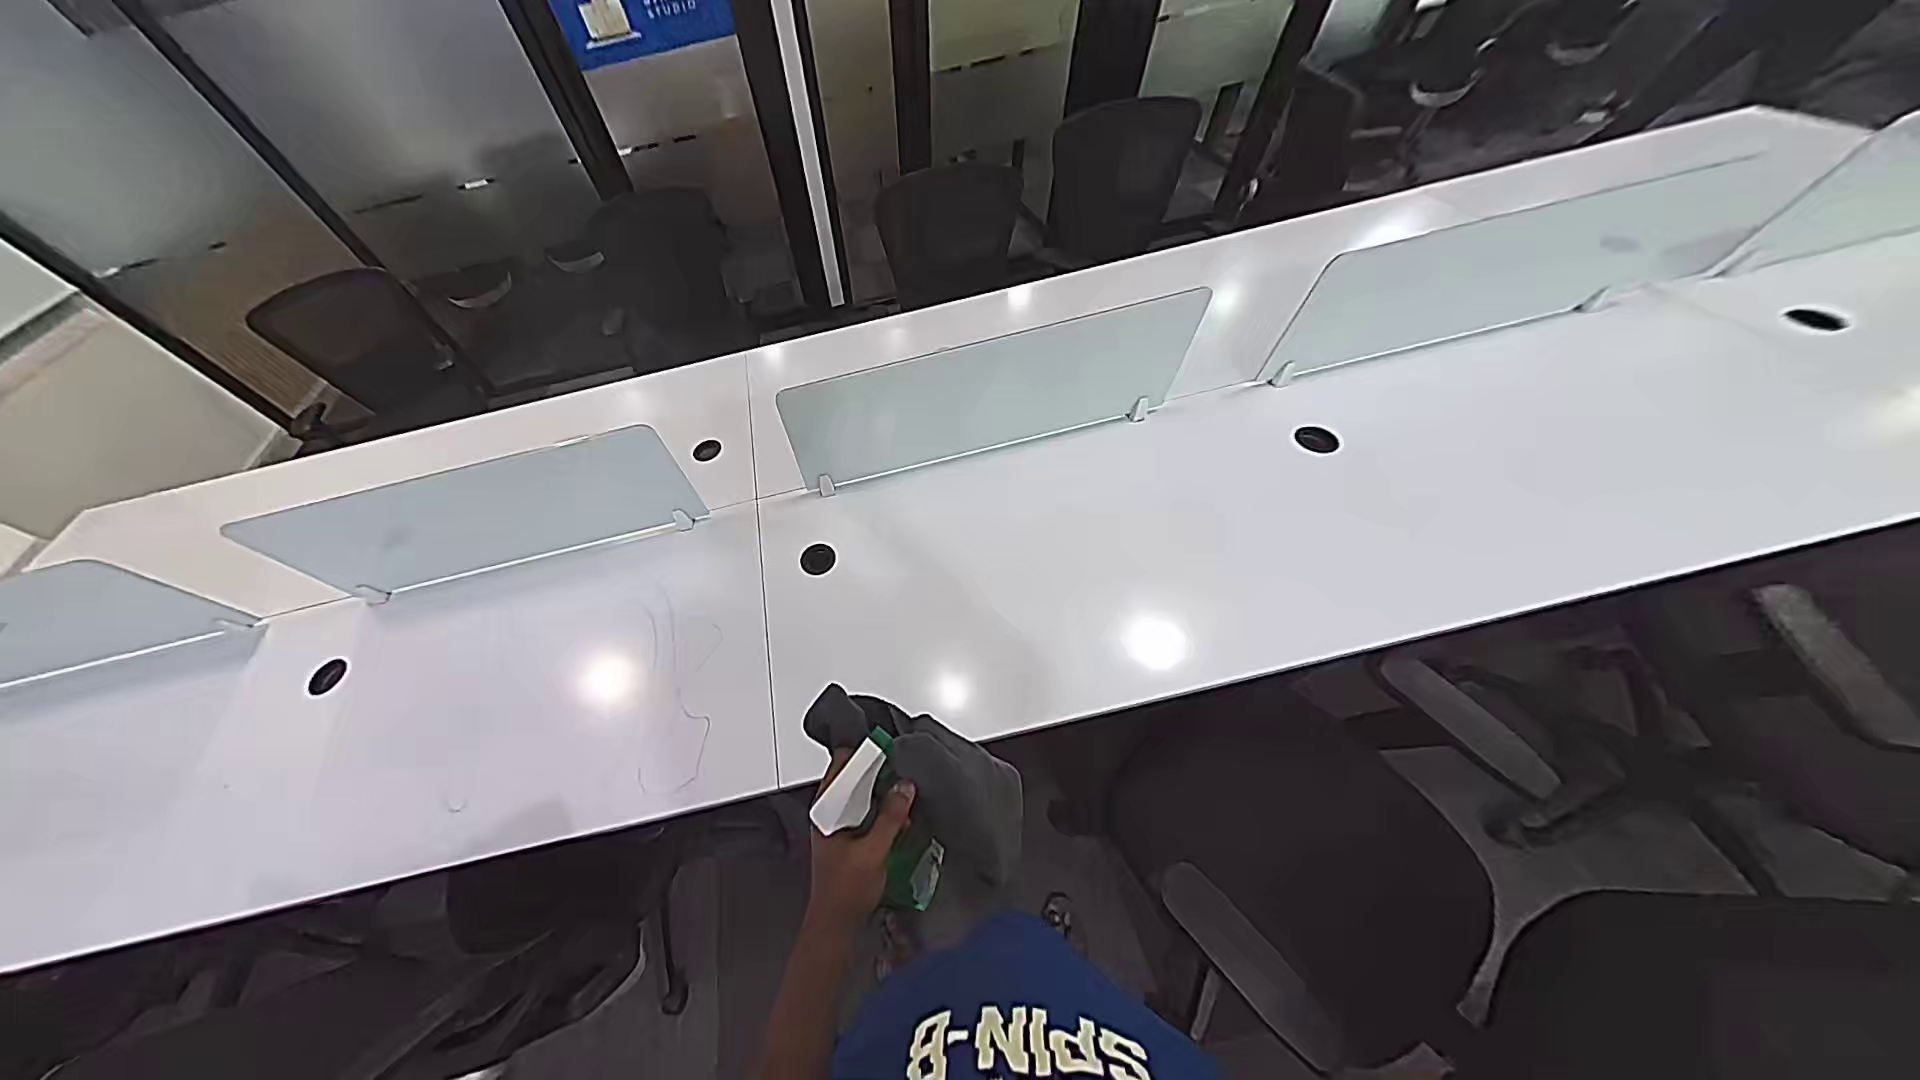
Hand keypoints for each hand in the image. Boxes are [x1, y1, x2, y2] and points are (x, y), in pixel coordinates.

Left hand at [807, 748, 914, 933]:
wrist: (836, 927)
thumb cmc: (846, 891)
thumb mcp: (872, 851)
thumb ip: (890, 817)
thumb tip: (905, 786)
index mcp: (825, 811)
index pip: (840, 766)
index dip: (861, 753)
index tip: (885, 745)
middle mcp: (830, 813)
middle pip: (854, 778)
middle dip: (877, 770)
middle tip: (902, 762)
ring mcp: (840, 826)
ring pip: (863, 795)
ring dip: (883, 790)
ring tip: (906, 784)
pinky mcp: (852, 838)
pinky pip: (869, 813)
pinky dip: (884, 809)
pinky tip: (902, 813)